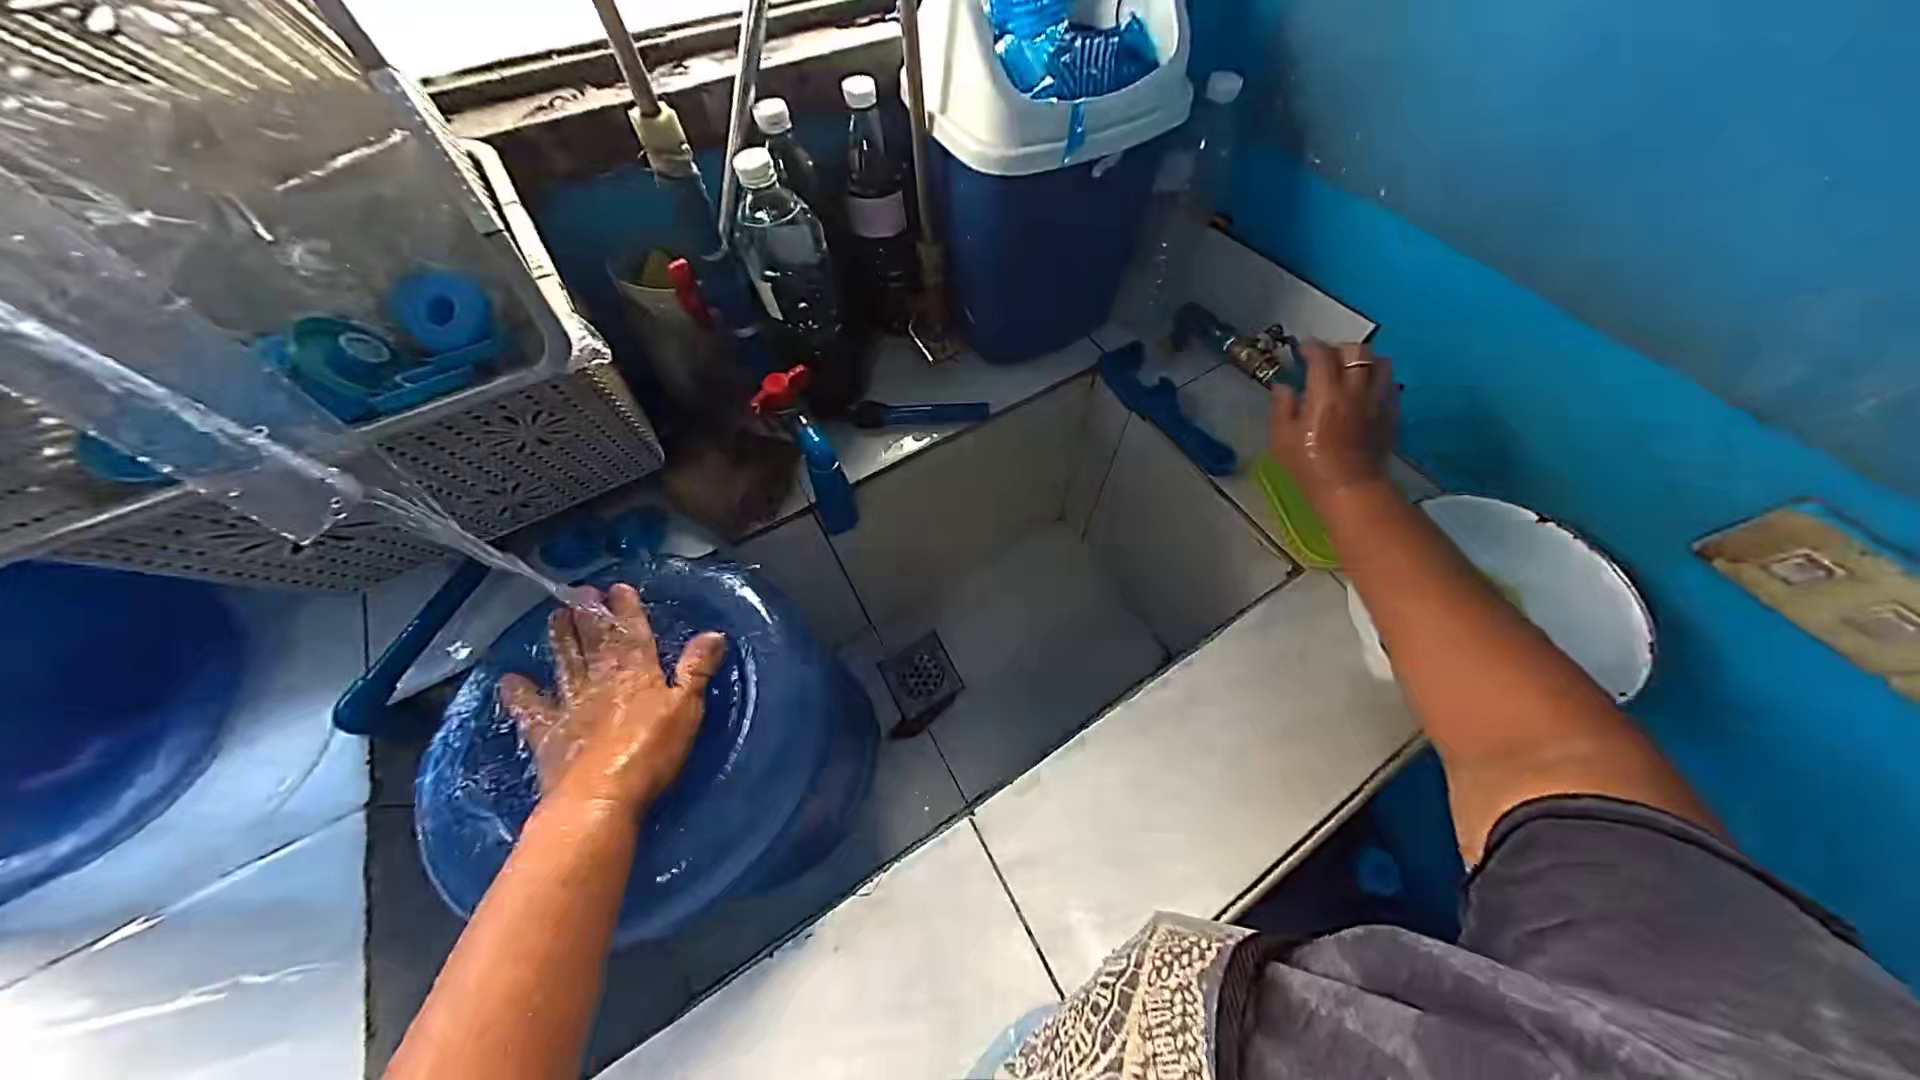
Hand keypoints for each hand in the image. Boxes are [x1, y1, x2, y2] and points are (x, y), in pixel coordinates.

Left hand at [499, 584, 726, 817]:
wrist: (601, 797)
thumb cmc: (652, 753)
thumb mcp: (687, 709)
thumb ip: (697, 670)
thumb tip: (714, 633)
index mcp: (638, 674)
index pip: (633, 634)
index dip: (626, 610)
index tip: (617, 588)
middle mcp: (602, 683)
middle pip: (595, 644)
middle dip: (588, 617)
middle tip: (578, 594)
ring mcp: (572, 707)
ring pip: (566, 665)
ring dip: (561, 641)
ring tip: (554, 618)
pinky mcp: (548, 735)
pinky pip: (531, 710)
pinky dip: (520, 694)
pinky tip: (510, 680)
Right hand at [1269, 340, 1397, 503]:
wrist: (1350, 488)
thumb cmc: (1309, 466)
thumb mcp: (1281, 439)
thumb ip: (1282, 407)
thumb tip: (1283, 387)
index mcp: (1325, 394)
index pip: (1322, 356)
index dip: (1311, 347)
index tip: (1303, 349)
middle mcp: (1355, 389)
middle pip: (1356, 351)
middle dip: (1339, 349)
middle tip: (1326, 359)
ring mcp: (1378, 399)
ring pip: (1380, 361)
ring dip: (1364, 360)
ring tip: (1351, 370)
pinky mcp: (1392, 412)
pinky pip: (1389, 383)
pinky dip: (1377, 379)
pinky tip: (1365, 391)